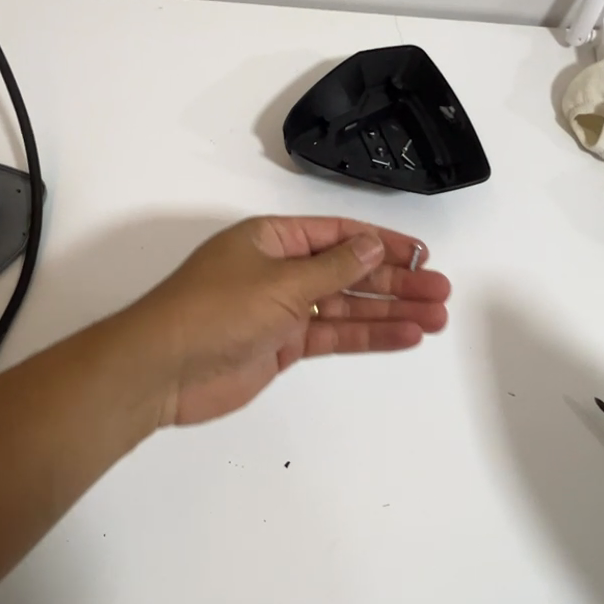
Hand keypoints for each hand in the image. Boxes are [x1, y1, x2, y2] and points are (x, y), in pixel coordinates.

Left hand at [124, 217, 451, 426]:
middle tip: (441, 291)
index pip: (339, 234)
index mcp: (273, 239)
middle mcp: (280, 269)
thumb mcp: (280, 282)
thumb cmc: (215, 310)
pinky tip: (404, 336)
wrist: (162, 370)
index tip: (421, 254)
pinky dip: (366, 336)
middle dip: (394, 280)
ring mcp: (282, 309)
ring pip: (345, 305)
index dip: (381, 243)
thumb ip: (332, 268)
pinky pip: (332, 335)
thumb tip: (372, 245)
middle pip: (348, 270)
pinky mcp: (282, 346)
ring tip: (436, 317)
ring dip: (389, 310)